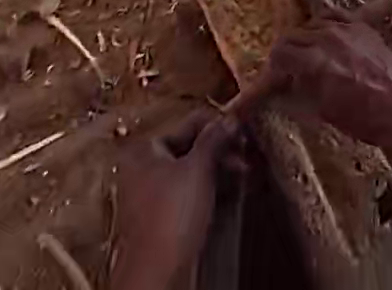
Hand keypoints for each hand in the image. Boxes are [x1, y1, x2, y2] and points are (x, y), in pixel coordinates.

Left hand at [111, 110, 239, 289]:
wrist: (157, 277)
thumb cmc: (170, 219)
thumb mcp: (198, 169)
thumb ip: (214, 140)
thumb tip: (230, 119)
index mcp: (147, 149)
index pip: (188, 124)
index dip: (217, 125)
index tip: (241, 130)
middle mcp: (146, 168)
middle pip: (190, 148)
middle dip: (221, 151)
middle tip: (245, 155)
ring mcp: (153, 195)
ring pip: (192, 173)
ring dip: (219, 171)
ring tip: (244, 174)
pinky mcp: (163, 219)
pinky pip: (190, 195)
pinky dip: (210, 191)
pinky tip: (230, 194)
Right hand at [263, 18, 391, 147]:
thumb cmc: (367, 120)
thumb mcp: (326, 111)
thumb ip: (300, 92)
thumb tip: (284, 85)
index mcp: (316, 63)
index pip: (281, 54)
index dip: (273, 67)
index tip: (273, 77)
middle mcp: (328, 39)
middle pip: (292, 35)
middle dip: (285, 52)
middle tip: (285, 69)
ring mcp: (346, 29)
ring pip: (310, 23)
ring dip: (302, 38)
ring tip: (304, 55)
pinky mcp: (361, 25)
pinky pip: (333, 15)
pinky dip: (323, 24)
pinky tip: (323, 36)